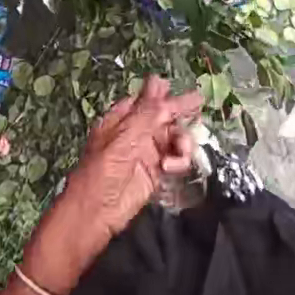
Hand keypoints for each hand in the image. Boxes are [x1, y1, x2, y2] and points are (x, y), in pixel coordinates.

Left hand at [21, 77, 201, 294]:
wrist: (96, 213)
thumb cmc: (103, 171)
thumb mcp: (124, 138)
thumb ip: (146, 113)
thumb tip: (159, 81)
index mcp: (121, 119)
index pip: (146, 100)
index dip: (164, 95)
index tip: (188, 92)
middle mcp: (135, 133)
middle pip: (164, 117)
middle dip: (180, 114)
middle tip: (197, 107)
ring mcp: (146, 153)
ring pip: (174, 137)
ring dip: (182, 141)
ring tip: (180, 150)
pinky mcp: (156, 173)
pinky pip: (175, 159)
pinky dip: (179, 161)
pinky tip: (171, 167)